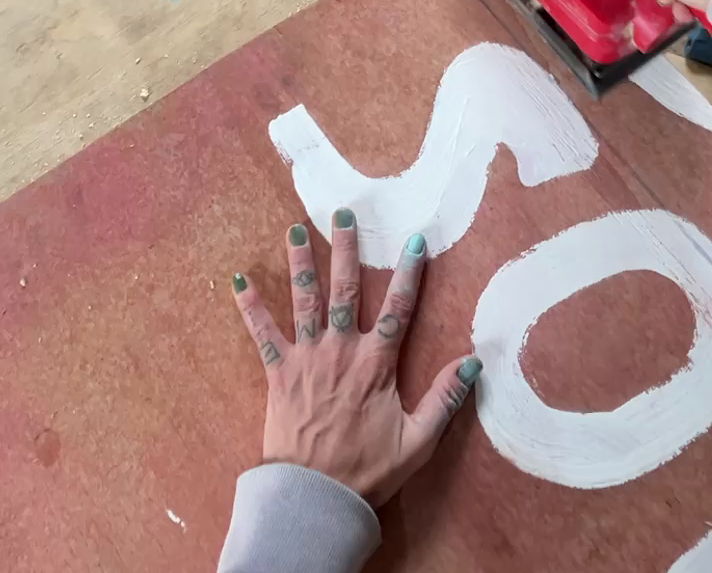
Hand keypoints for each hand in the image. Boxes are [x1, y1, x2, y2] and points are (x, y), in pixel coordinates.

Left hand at [231, 210, 480, 504]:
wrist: (313, 499)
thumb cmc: (367, 470)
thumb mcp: (417, 441)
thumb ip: (445, 400)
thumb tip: (473, 361)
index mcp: (375, 363)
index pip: (398, 308)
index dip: (408, 273)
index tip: (415, 240)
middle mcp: (340, 349)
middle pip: (344, 289)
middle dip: (345, 248)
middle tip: (343, 213)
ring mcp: (306, 358)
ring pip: (303, 301)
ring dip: (300, 263)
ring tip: (295, 229)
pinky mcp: (278, 373)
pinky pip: (262, 335)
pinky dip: (250, 308)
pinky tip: (238, 281)